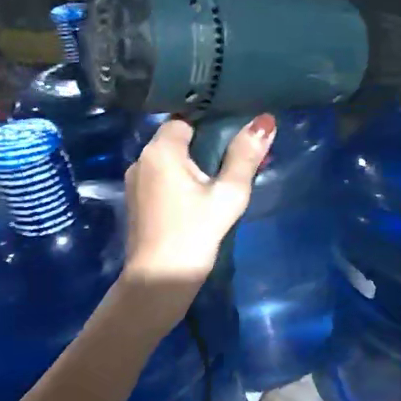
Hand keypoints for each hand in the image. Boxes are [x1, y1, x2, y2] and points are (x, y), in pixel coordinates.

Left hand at [121, 114, 275, 298]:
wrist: (159, 281)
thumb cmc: (195, 233)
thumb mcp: (228, 194)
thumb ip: (245, 156)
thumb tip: (265, 120)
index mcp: (160, 150)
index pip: (185, 119)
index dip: (210, 124)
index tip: (234, 136)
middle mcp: (141, 160)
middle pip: (176, 140)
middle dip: (204, 147)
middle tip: (235, 161)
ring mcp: (135, 183)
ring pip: (169, 162)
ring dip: (192, 167)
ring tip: (220, 181)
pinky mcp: (136, 203)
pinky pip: (161, 181)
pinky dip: (180, 184)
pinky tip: (199, 200)